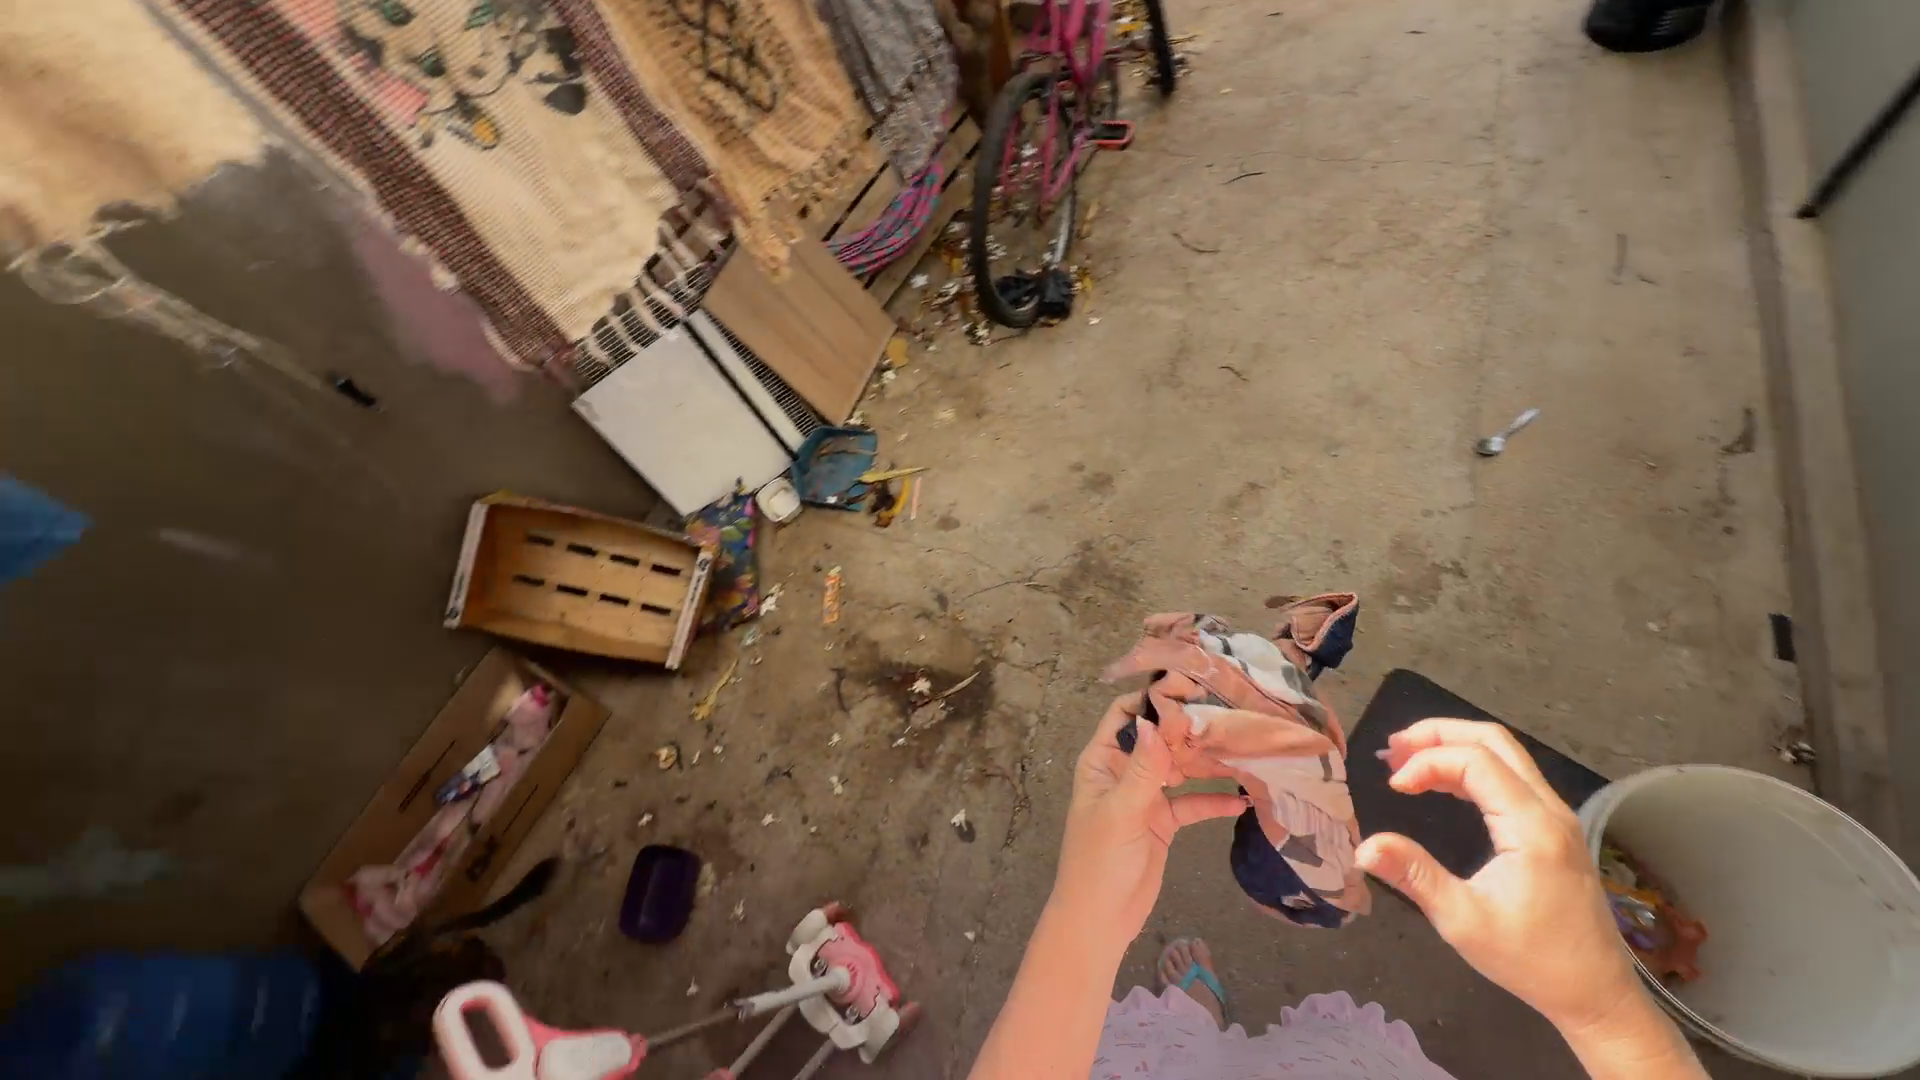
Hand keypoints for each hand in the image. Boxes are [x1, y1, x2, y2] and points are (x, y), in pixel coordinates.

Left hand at [1052, 693, 1246, 941]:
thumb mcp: (1121, 812)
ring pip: (1180, 768)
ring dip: (1207, 762)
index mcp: (1102, 760)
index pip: (1125, 715)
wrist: (1101, 919)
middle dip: (1189, 728)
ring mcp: (1145, 795)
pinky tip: (1243, 797)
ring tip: (1245, 749)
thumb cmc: (1099, 860)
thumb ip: (1143, 771)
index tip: (1189, 686)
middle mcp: (1124, 770)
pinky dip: (1214, 800)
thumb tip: (1157, 723)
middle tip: (1230, 714)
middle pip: (1159, 738)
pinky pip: (1193, 802)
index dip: (1152, 699)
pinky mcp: (1163, 820)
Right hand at [1356, 719, 1640, 1035]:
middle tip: (1392, 749)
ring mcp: (1555, 818)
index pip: (1474, 762)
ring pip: (1504, 753)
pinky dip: (1468, 767)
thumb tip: (1362, 848)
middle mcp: (1550, 811)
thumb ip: (1413, 875)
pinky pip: (1509, 776)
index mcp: (1532, 827)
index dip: (1426, 762)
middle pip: (1494, 740)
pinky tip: (1439, 784)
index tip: (1394, 787)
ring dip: (1452, 747)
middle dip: (1437, 734)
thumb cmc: (1531, 960)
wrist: (1598, 997)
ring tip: (1405, 759)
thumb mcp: (1463, 921)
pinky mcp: (1552, 829)